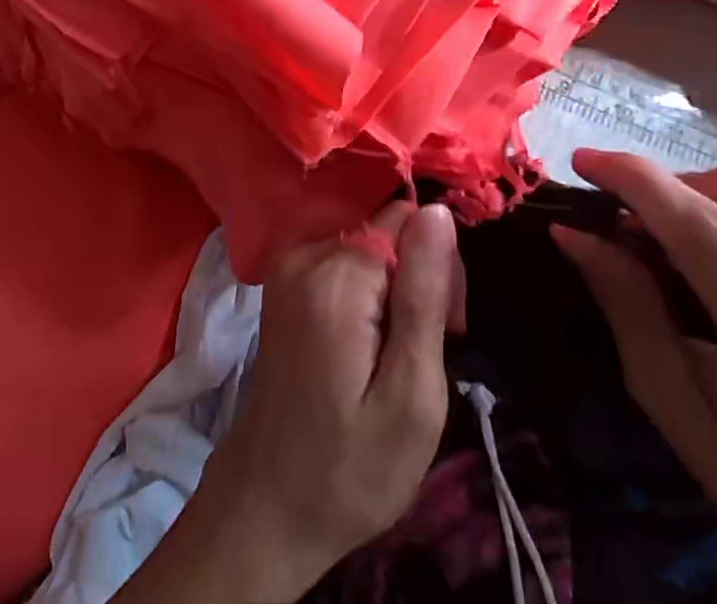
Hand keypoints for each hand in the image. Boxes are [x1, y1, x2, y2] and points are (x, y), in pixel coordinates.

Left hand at [113, 202, 458, 603]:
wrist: (268, 505)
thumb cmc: (351, 468)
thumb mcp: (411, 394)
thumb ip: (425, 295)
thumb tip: (437, 212)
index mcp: (334, 278)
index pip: (410, 222)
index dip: (440, 269)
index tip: (448, 327)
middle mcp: (302, 256)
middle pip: (389, 230)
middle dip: (420, 278)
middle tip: (422, 352)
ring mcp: (285, 268)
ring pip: (371, 245)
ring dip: (397, 289)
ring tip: (397, 354)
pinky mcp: (283, 285)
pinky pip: (345, 262)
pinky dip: (369, 294)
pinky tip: (371, 342)